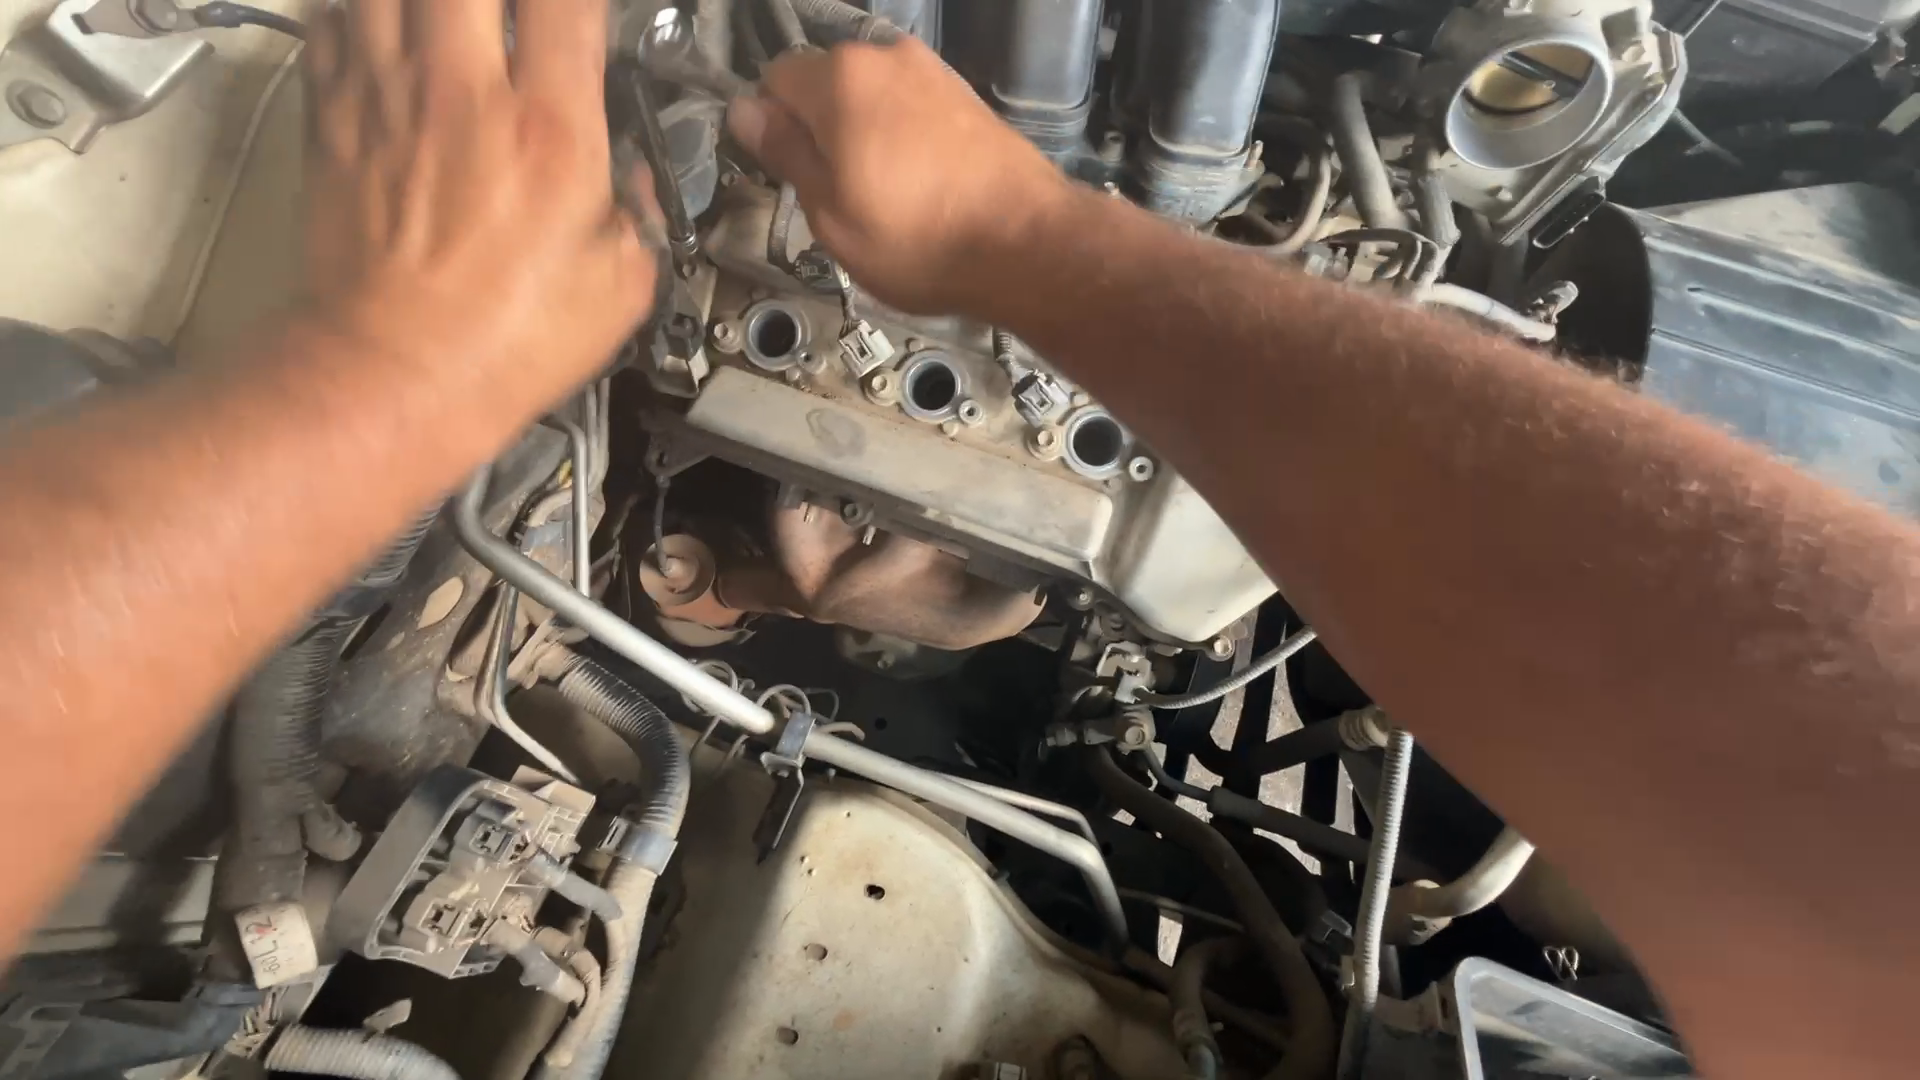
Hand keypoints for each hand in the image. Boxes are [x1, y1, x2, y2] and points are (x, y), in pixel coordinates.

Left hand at [302, 0, 657, 406]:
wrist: (401, 368)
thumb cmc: (508, 338)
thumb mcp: (622, 287)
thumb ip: (641, 215)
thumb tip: (632, 179)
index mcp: (551, 136)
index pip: (568, 5)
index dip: (586, 1)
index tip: (592, 17)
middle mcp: (463, 94)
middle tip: (528, 19)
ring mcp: (388, 94)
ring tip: (468, 25)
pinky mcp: (335, 112)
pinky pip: (340, 13)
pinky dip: (376, 12)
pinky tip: (405, 37)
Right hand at [726, 39, 1075, 315]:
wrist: (1025, 246)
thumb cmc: (920, 243)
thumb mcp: (833, 216)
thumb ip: (787, 156)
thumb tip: (746, 112)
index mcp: (839, 81)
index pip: (774, 80)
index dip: (773, 128)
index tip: (791, 174)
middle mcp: (886, 58)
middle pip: (827, 86)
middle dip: (822, 131)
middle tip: (842, 197)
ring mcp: (933, 73)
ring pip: (873, 100)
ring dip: (866, 138)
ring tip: (890, 200)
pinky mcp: (967, 98)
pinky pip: (914, 111)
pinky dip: (906, 141)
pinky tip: (924, 188)